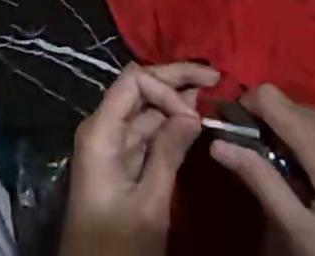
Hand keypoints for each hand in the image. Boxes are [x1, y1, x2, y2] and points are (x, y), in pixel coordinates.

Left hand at [62, 61, 220, 255]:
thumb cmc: (117, 246)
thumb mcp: (149, 204)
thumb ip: (169, 152)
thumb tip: (193, 112)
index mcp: (101, 131)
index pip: (134, 81)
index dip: (166, 86)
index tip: (194, 113)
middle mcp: (103, 128)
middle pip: (139, 87)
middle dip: (175, 79)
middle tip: (213, 76)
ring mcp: (111, 144)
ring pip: (145, 107)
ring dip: (175, 98)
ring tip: (209, 92)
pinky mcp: (120, 161)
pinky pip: (146, 129)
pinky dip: (170, 121)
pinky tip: (192, 118)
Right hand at [209, 84, 314, 255]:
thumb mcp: (309, 240)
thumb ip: (264, 185)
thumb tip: (219, 144)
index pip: (274, 100)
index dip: (249, 105)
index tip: (237, 125)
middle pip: (299, 109)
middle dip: (278, 128)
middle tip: (272, 165)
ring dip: (307, 135)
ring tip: (309, 177)